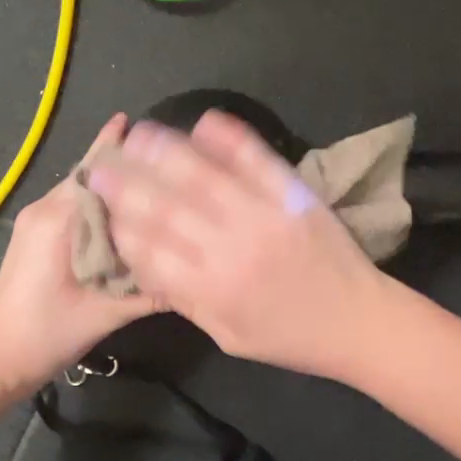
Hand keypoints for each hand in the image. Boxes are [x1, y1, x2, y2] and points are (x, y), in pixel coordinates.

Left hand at [0, 114, 158, 392]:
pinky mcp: (34, 238)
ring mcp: (34, 223)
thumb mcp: (104, 314)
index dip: (129, 153)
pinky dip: (99, 206)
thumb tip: (194, 277)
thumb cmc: (46, 334)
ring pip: (81, 192)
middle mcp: (43, 211)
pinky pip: (72, 209)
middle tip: (169, 155)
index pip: (98, 171)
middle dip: (125, 163)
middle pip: (90, 175)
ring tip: (154, 177)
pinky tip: (127, 214)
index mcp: (57, 220)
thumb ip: (149, 293)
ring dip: (112, 184)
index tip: (163, 138)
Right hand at [86, 110, 389, 378]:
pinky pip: (256, 161)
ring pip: (203, 178)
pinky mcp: (293, 196)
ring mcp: (263, 216)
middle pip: (165, 208)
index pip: (149, 252)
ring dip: (164, 152)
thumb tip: (146, 265)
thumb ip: (185, 301)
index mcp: (211, 290)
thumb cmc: (289, 338)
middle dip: (128, 184)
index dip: (120, 227)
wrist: (358, 323)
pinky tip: (204, 122)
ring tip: (138, 134)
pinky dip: (230, 138)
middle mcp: (231, 249)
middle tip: (102, 163)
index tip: (102, 208)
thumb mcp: (227, 335)